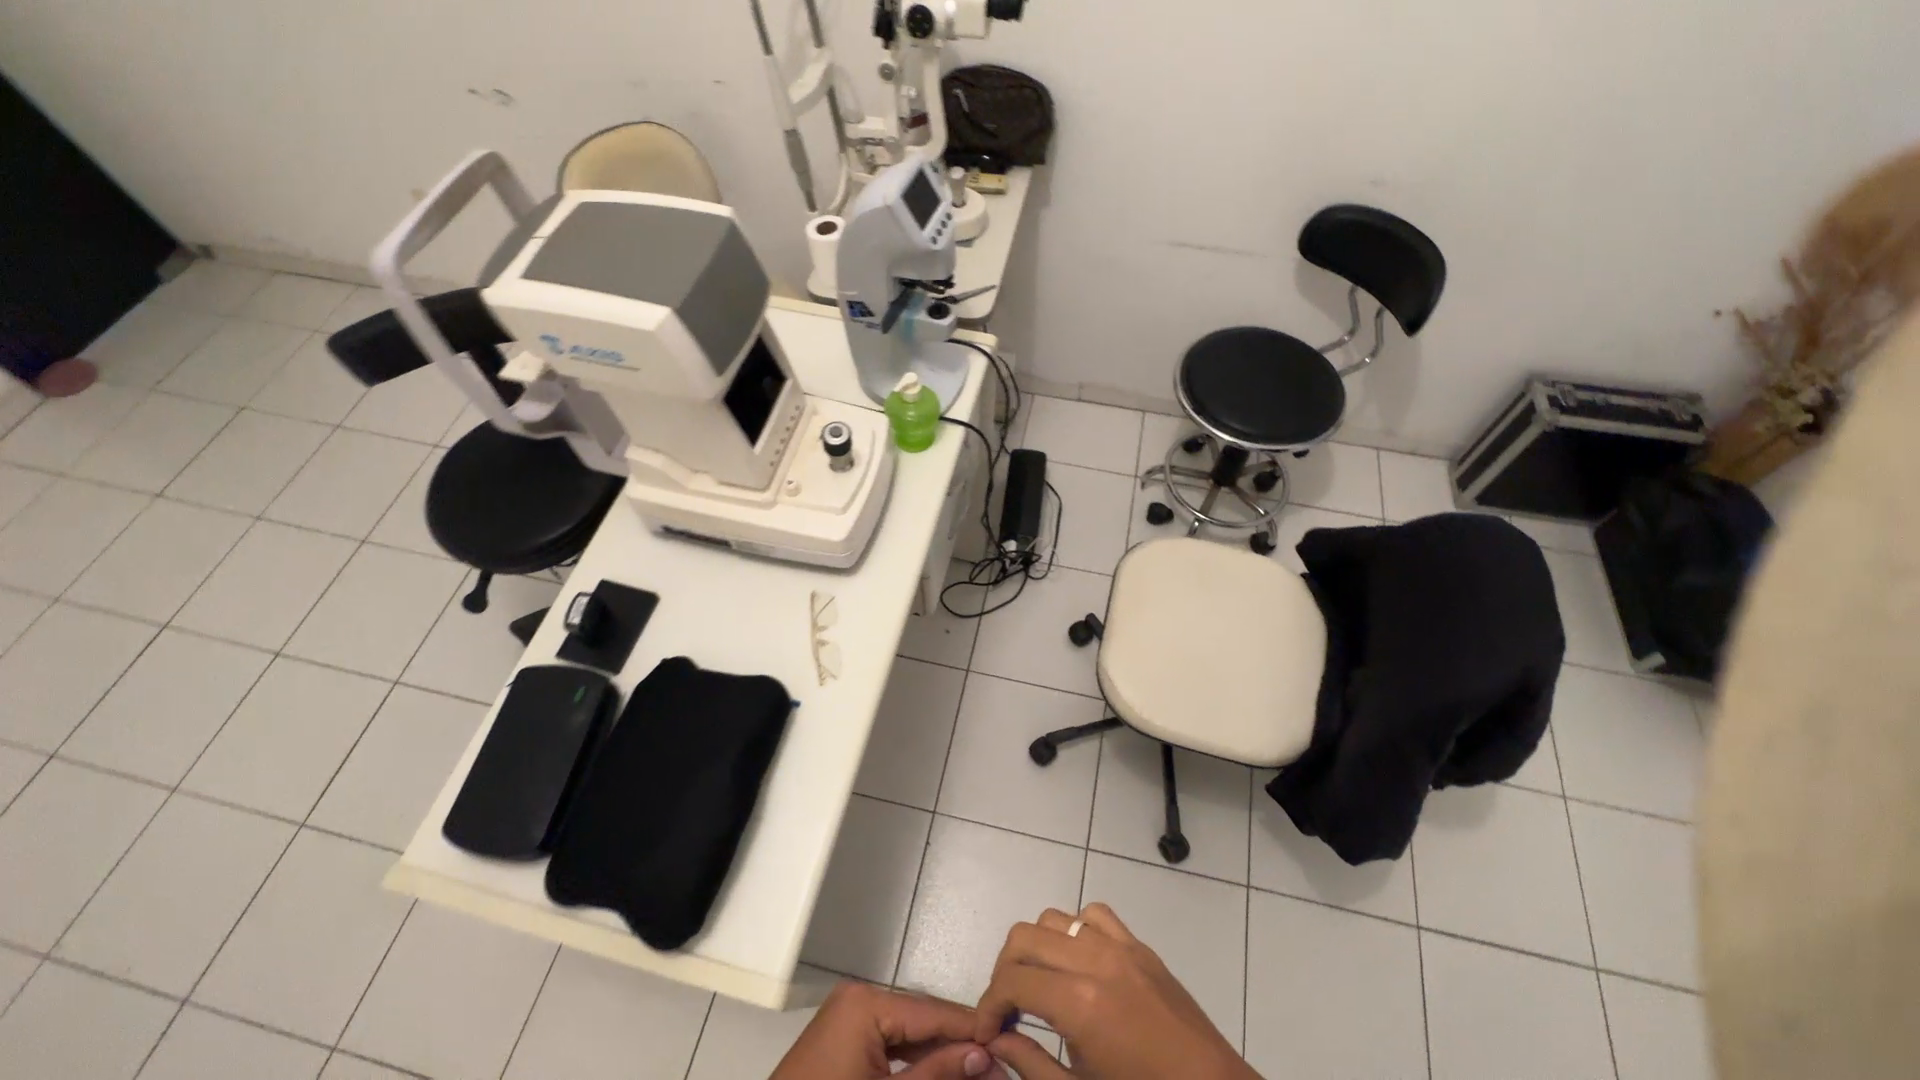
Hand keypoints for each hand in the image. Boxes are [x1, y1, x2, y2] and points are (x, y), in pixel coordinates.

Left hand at [771, 980, 1008, 1079]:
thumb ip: (937, 1073)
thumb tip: (984, 1055)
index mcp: (868, 1003)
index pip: (935, 1012)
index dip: (974, 1030)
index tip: (1012, 1044)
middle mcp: (860, 997)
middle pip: (925, 1019)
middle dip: (961, 1045)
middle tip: (1000, 1066)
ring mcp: (850, 1015)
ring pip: (911, 1031)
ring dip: (942, 1054)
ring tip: (980, 1071)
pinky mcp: (846, 1036)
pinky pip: (891, 1041)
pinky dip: (916, 1059)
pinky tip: (945, 1072)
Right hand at [973, 904, 1258, 1079]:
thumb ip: (1029, 1063)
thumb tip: (994, 1040)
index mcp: (1080, 1003)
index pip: (1011, 982)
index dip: (988, 1005)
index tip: (987, 1032)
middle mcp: (1096, 961)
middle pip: (1024, 938)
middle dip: (1004, 971)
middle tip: (1007, 1009)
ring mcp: (1122, 947)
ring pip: (1055, 918)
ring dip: (1036, 947)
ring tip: (1039, 984)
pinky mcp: (1141, 947)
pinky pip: (1095, 914)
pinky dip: (1075, 930)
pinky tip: (1077, 963)